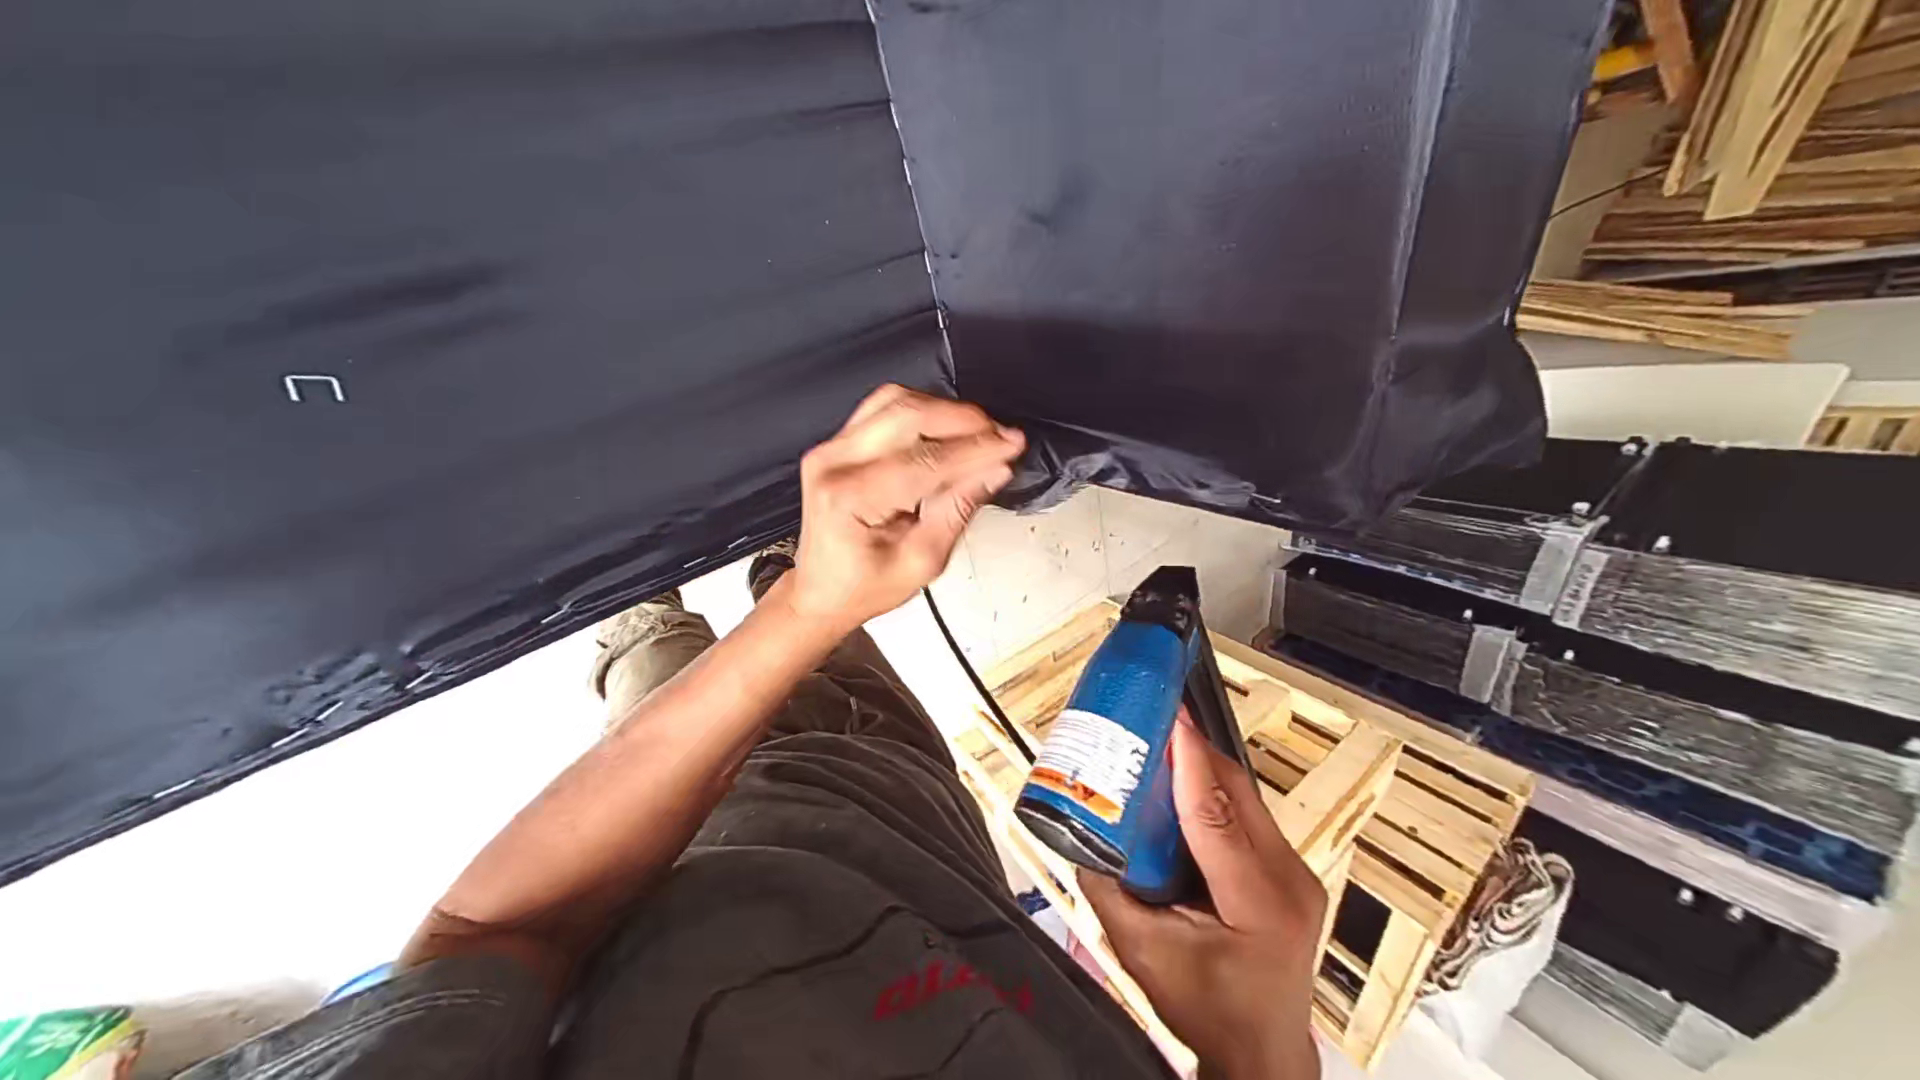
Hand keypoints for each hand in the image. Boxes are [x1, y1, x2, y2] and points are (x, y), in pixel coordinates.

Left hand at [784, 384, 1024, 633]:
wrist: (822, 591)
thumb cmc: (861, 587)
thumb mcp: (921, 562)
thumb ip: (958, 509)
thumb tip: (993, 469)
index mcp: (849, 498)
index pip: (926, 459)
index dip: (977, 449)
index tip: (1012, 445)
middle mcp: (833, 464)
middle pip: (909, 415)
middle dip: (965, 420)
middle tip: (1002, 436)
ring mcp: (831, 449)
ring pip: (896, 401)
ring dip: (945, 411)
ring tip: (980, 433)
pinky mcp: (838, 443)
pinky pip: (883, 407)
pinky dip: (922, 411)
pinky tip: (947, 428)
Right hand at [1080, 713, 1326, 1079]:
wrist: (1261, 1051)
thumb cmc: (1205, 1008)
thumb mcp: (1141, 953)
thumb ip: (1108, 889)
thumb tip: (1081, 833)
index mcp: (1257, 902)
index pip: (1216, 813)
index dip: (1190, 760)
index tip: (1170, 716)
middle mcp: (1288, 878)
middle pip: (1236, 791)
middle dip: (1194, 749)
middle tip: (1154, 718)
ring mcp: (1295, 873)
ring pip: (1244, 796)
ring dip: (1202, 766)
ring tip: (1161, 742)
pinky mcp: (1288, 871)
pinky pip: (1246, 814)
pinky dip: (1212, 791)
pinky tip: (1182, 784)